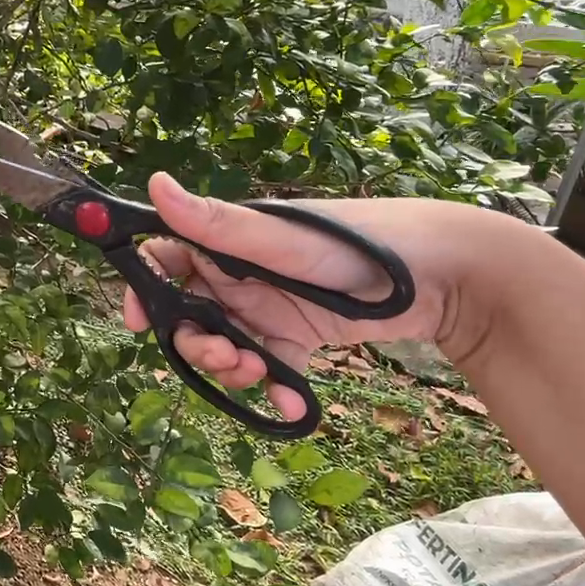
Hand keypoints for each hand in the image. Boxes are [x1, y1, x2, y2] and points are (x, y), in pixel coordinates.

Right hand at [124, 172, 531, 419]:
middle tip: (221, 357)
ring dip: (229, 366)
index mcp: (224, 241)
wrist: (448, 274)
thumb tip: (153, 183)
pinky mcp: (297, 336)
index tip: (137, 322)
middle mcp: (236, 273)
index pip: (164, 260)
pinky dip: (275, 386)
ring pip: (223, 342)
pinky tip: (293, 402)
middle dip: (194, 341)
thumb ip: (214, 222)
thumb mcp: (279, 239)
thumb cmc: (354, 244)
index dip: (143, 288)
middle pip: (189, 312)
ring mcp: (266, 306)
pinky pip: (270, 366)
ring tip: (256, 375)